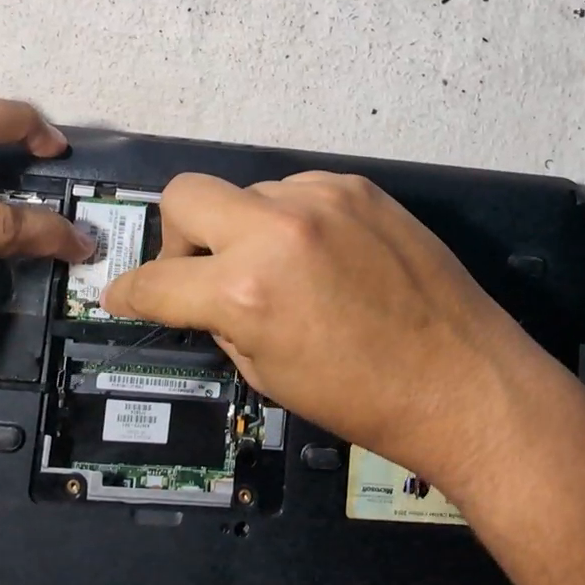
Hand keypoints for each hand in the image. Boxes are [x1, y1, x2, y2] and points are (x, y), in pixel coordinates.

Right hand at [101, 172, 555, 493]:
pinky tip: (325, 255)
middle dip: (178, 236)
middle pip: (184, 194)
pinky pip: (299, 191)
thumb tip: (197, 295)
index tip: (121, 294)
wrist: (464, 378)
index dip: (127, 293)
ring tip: (286, 269)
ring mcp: (320, 198)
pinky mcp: (358, 186)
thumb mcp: (268, 374)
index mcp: (246, 291)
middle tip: (203, 271)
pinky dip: (294, 219)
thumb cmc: (366, 397)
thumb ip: (220, 321)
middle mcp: (276, 230)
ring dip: (247, 228)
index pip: (155, 281)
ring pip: (248, 192)